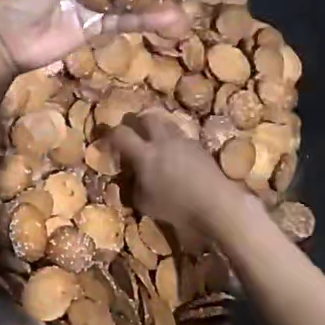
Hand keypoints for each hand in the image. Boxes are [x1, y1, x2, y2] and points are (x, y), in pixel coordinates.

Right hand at [107, 111, 254, 237]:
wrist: (216, 204)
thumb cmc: (177, 208)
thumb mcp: (145, 203)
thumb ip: (133, 186)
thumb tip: (130, 177)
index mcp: (145, 154)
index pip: (120, 134)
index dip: (110, 134)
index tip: (107, 140)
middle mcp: (163, 141)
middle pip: (146, 117)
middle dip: (137, 121)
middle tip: (133, 131)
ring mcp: (183, 141)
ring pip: (166, 123)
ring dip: (157, 128)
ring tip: (155, 140)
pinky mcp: (200, 147)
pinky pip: (181, 137)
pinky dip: (173, 141)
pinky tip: (175, 155)